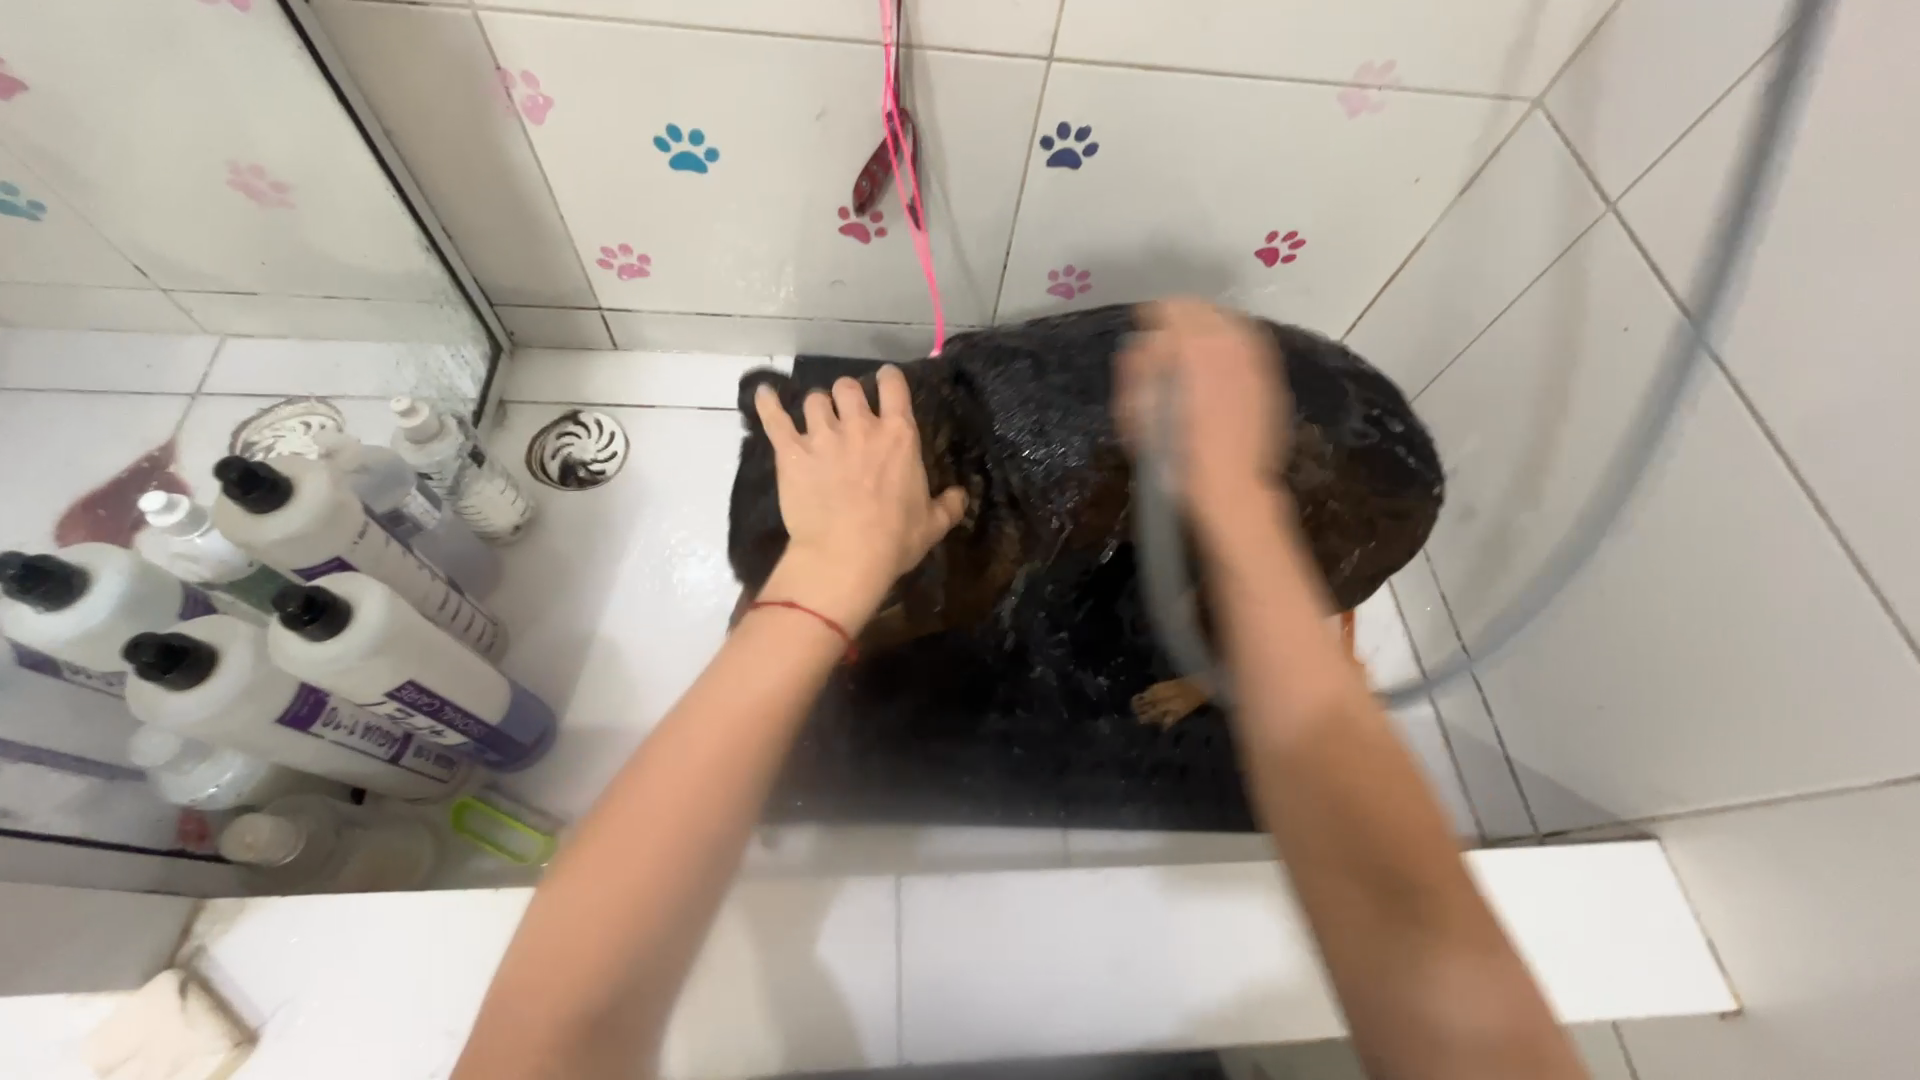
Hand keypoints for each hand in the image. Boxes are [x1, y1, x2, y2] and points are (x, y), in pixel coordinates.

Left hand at [755, 366, 967, 628]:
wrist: (844, 557)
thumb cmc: (893, 540)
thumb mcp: (932, 525)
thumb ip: (949, 505)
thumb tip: (962, 496)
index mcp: (898, 436)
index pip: (894, 386)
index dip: (888, 379)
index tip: (884, 382)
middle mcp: (860, 426)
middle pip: (847, 388)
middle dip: (847, 395)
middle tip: (847, 412)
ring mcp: (822, 436)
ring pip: (814, 400)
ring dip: (817, 407)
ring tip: (816, 419)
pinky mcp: (790, 452)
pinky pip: (774, 418)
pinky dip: (767, 403)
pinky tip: (764, 394)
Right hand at [1114, 298, 1292, 527]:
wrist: (1231, 489)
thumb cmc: (1176, 459)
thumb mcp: (1139, 419)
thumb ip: (1136, 373)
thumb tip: (1138, 344)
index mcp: (1192, 349)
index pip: (1172, 309)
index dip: (1154, 313)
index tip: (1144, 321)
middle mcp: (1228, 344)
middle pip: (1203, 309)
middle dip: (1182, 316)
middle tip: (1166, 331)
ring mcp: (1254, 359)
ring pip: (1229, 321)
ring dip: (1208, 325)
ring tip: (1193, 340)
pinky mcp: (1270, 376)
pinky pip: (1250, 343)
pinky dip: (1232, 342)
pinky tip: (1221, 357)